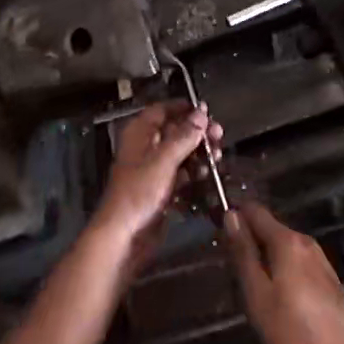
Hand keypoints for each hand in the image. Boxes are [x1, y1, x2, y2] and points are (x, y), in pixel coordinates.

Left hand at [94, 102, 221, 243]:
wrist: (124, 235)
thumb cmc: (140, 191)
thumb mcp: (164, 160)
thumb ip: (184, 136)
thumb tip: (202, 114)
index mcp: (140, 132)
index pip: (162, 110)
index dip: (183, 107)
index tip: (206, 110)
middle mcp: (146, 146)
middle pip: (174, 131)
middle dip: (197, 132)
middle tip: (219, 134)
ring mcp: (153, 168)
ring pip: (180, 152)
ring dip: (199, 152)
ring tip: (217, 155)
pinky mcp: (161, 189)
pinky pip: (180, 173)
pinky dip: (193, 171)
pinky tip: (208, 173)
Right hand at [225, 205, 343, 343]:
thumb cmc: (293, 334)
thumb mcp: (257, 295)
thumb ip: (243, 253)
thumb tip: (231, 215)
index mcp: (288, 240)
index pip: (255, 210)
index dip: (235, 215)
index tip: (218, 231)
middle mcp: (306, 242)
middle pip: (270, 228)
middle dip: (250, 241)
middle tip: (232, 269)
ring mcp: (321, 261)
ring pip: (284, 247)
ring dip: (265, 258)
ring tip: (252, 287)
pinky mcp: (329, 281)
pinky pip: (297, 263)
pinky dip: (282, 270)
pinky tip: (279, 299)